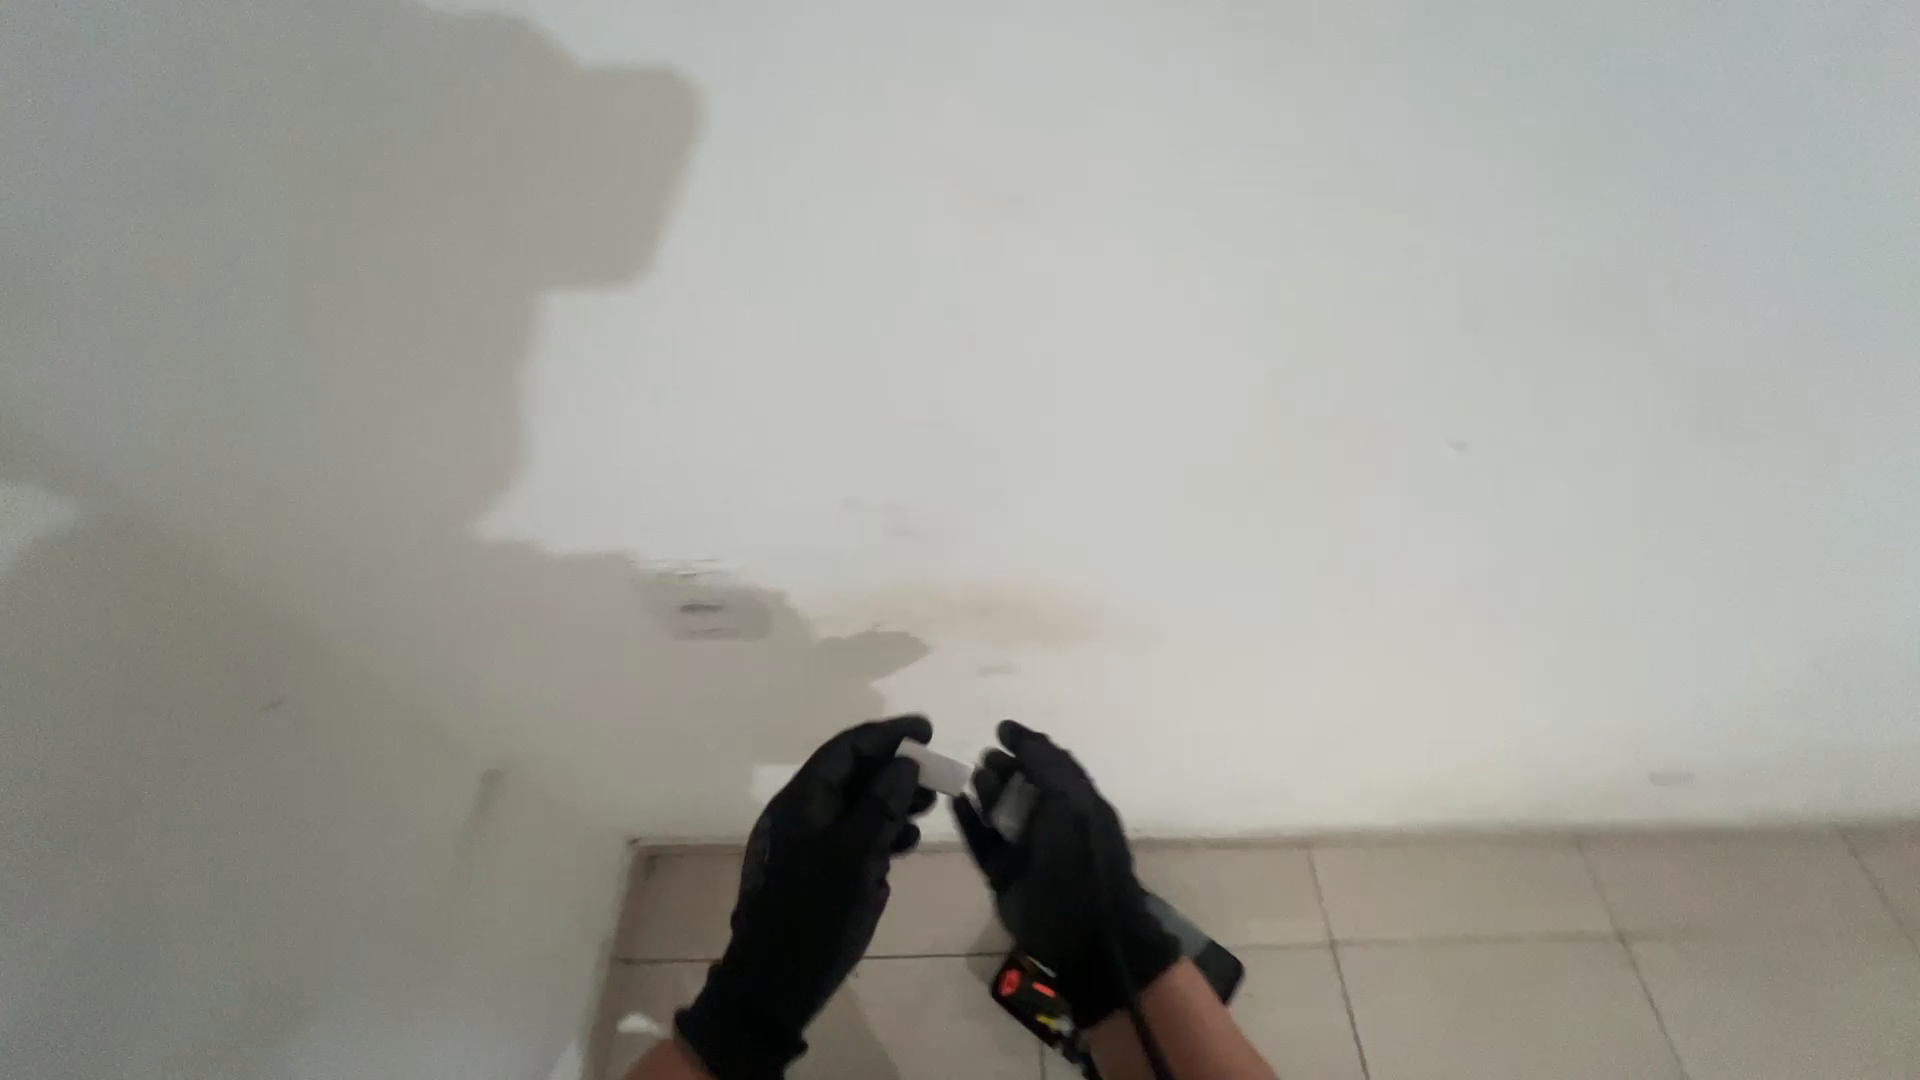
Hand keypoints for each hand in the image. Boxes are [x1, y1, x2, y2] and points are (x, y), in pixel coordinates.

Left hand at [676, 716, 935, 1079]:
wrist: (773, 986)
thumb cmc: (813, 914)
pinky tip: (908, 840)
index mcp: (802, 800)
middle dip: (895, 769)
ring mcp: (809, 842)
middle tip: (935, 772)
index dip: (887, 735)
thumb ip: (881, 804)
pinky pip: (855, 835)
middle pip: (854, 774)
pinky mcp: (818, 869)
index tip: (926, 731)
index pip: (847, 748)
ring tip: (929, 805)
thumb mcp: (855, 855)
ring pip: (857, 805)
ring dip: (894, 800)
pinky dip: (882, 831)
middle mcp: (803, 813)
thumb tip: (904, 763)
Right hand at [953, 720, 1178, 1027]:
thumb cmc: (1081, 857)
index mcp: (1076, 803)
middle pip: (1021, 785)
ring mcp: (1026, 850)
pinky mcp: (1004, 874)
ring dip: (986, 792)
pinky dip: (969, 822)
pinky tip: (957, 803)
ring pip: (999, 812)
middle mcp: (1051, 822)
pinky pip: (981, 842)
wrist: (1083, 933)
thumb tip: (1013, 732)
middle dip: (1003, 768)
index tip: (1001, 730)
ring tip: (974, 780)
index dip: (1027, 744)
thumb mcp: (1070, 800)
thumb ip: (1045, 762)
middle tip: (986, 760)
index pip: (1050, 763)